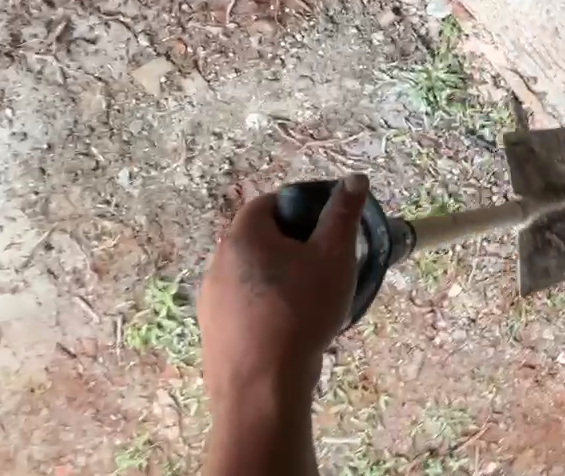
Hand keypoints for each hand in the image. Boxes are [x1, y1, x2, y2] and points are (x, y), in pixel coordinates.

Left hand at [198, 174, 367, 407]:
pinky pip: (247, 295)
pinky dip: (272, 292)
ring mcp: (211, 301)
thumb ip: (343, 212)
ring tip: (318, 281)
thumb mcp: (335, 253)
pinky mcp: (215, 329)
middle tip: (331, 247)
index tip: (331, 214)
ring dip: (285, 265)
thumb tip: (353, 179)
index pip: (267, 202)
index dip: (300, 201)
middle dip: (297, 235)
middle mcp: (217, 265)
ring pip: (254, 267)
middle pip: (260, 235)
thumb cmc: (302, 308)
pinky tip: (297, 311)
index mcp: (242, 240)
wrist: (263, 386)